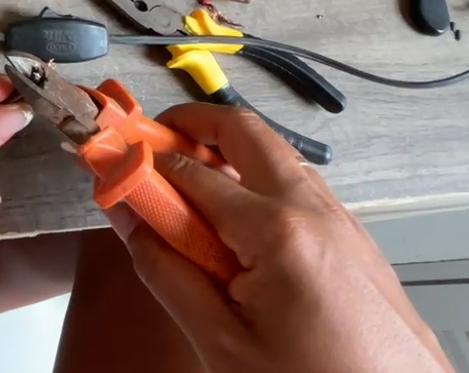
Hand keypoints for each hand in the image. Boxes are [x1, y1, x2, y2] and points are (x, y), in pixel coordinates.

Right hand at [110, 103, 451, 372]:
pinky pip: (298, 185)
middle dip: (189, 124)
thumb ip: (163, 268)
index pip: (187, 169)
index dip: (140, 161)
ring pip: (273, 152)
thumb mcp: (221, 343)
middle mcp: (313, 208)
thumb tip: (122, 211)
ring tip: (190, 193)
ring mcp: (343, 221)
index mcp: (276, 230)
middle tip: (151, 148)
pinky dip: (257, 182)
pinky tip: (238, 229)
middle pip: (241, 127)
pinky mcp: (359, 241)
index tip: (109, 160)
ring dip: (226, 152)